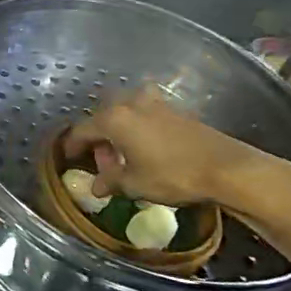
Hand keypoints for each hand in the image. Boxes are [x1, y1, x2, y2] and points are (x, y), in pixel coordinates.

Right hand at [63, 89, 271, 207]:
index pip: (82, 130)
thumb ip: (111, 181)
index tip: (67, 157)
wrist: (223, 166)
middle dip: (99, 140)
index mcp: (115, 118)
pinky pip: (143, 116)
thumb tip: (96, 186)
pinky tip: (145, 150)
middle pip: (104, 118)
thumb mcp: (135, 184)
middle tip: (103, 165)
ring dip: (120, 133)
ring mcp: (154, 103)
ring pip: (125, 114)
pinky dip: (137, 129)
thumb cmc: (172, 174)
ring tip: (125, 158)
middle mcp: (131, 103)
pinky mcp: (173, 110)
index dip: (73, 145)